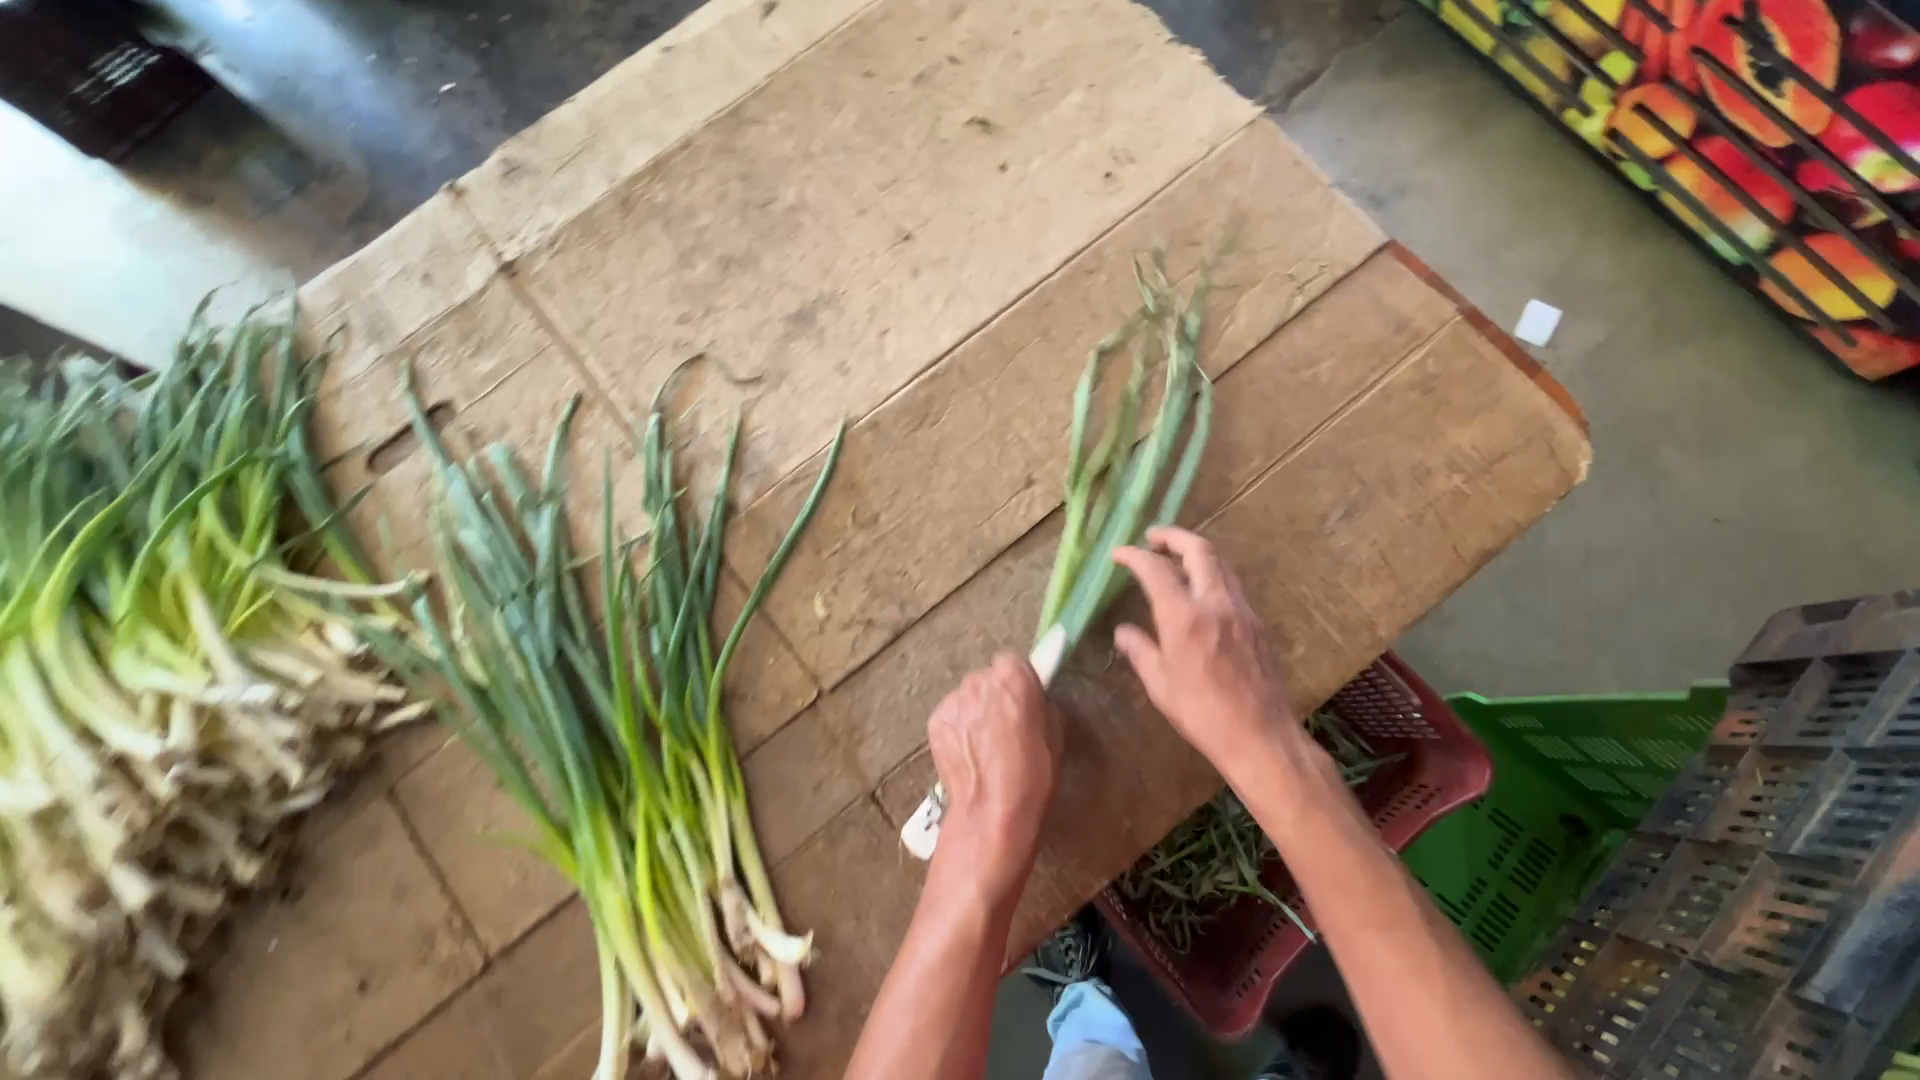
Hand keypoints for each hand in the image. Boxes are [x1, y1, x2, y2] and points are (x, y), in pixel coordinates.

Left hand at [927, 653, 1061, 897]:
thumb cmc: (1034, 774)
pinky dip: (958, 729)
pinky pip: (951, 716)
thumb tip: (1034, 700)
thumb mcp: (1055, 734)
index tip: (1023, 703)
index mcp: (1013, 677)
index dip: (1017, 683)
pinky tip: (968, 754)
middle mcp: (979, 680)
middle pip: (986, 679)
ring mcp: (953, 700)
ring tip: (984, 745)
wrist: (991, 812)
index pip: (1011, 662)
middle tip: (1004, 726)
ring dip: (975, 712)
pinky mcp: (935, 721)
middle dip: (994, 696)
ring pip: (967, 698)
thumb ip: (1042, 705)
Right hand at [1112, 527, 1300, 776]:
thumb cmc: (1202, 714)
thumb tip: (1124, 632)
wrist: (1260, 735)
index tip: (1119, 554)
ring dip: (1196, 553)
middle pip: (1199, 551)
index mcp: (1184, 618)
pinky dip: (1212, 574)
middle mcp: (1215, 604)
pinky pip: (1232, 585)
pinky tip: (1202, 590)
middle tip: (1153, 538)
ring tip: (1177, 558)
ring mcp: (1241, 611)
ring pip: (1220, 565)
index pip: (1156, 571)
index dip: (1135, 556)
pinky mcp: (1257, 623)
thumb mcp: (1161, 685)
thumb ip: (1140, 651)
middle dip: (1173, 537)